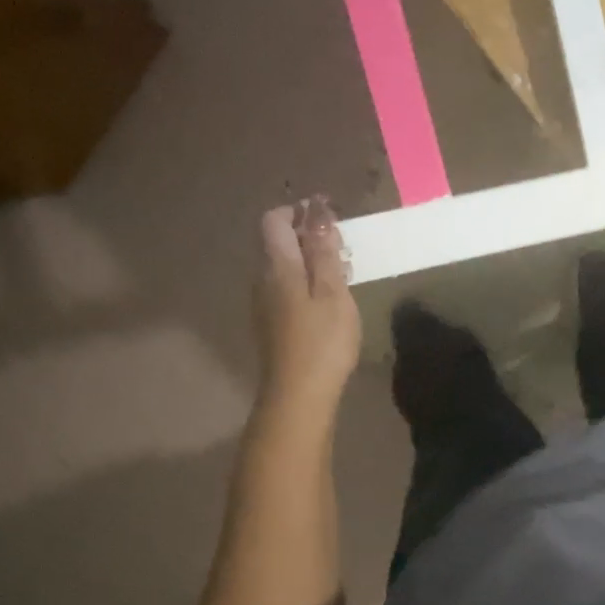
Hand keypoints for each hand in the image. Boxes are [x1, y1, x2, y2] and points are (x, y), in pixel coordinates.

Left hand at [257, 197, 360, 401]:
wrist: (299, 394)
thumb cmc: (322, 340)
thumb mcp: (333, 291)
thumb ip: (324, 250)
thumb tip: (317, 210)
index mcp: (277, 266)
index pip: (274, 220)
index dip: (299, 211)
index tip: (331, 216)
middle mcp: (262, 278)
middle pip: (277, 242)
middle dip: (307, 234)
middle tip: (343, 245)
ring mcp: (263, 303)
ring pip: (282, 266)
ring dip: (309, 259)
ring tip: (342, 271)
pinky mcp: (270, 323)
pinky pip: (285, 287)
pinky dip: (306, 281)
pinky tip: (329, 299)